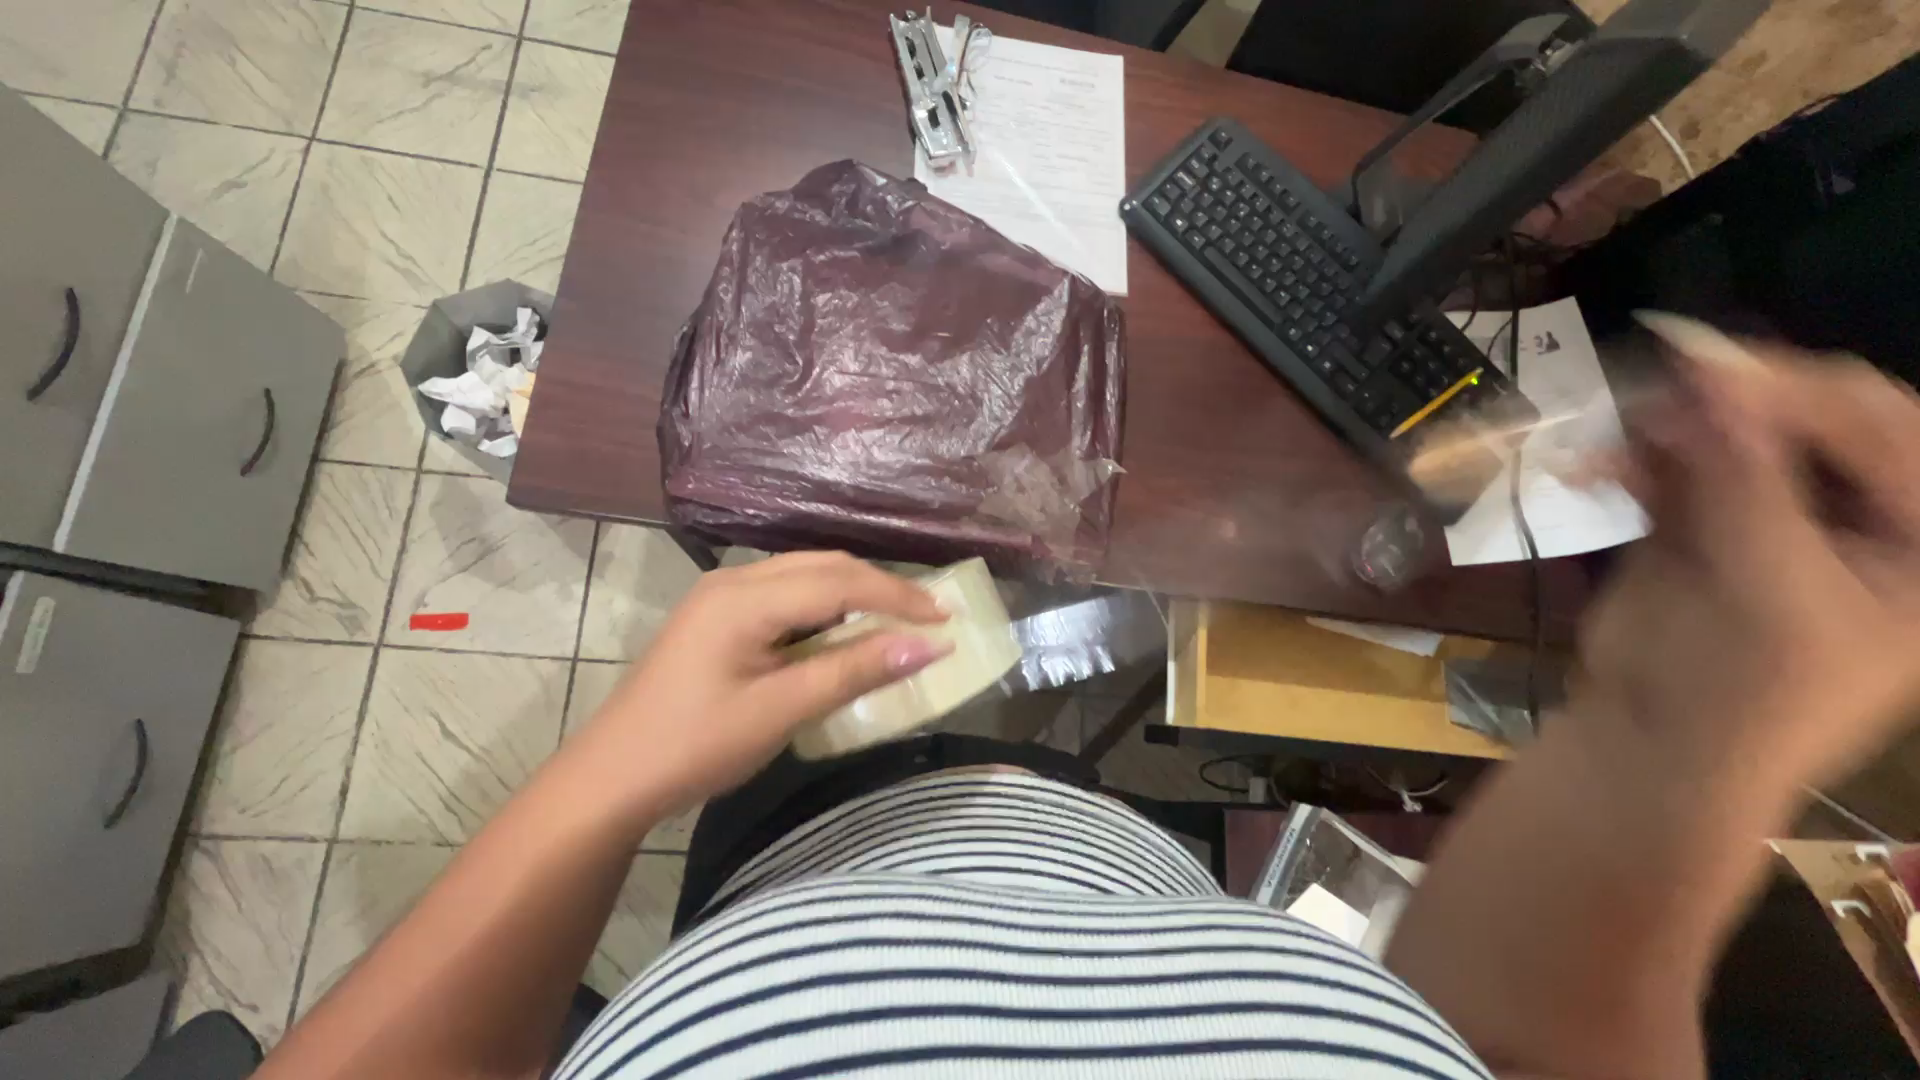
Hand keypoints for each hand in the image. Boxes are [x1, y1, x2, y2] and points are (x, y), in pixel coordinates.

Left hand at [571, 552, 950, 814]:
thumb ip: (853, 671)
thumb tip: (926, 646)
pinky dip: (826, 608)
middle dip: (881, 588)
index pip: (840, 582)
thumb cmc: (695, 745)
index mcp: (745, 598)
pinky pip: (786, 597)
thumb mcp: (780, 710)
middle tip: (931, 617)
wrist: (612, 777)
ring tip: (898, 622)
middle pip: (824, 567)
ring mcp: (722, 597)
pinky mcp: (718, 618)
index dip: (897, 597)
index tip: (947, 619)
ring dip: (854, 594)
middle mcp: (734, 582)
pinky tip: (844, 633)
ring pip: (805, 577)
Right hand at [1573, 319, 1919, 789]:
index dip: (1796, 391)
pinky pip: (1671, 468)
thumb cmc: (1738, 692)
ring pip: (1728, 436)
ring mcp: (1772, 515)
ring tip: (1608, 448)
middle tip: (1651, 401)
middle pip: (1805, 419)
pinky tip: (1592, 472)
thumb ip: (1746, 481)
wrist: (1648, 746)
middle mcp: (1858, 513)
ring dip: (1664, 433)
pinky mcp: (1699, 523)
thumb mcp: (1768, 590)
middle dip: (1727, 407)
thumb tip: (1714, 375)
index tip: (1698, 364)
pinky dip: (1631, 463)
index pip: (1882, 429)